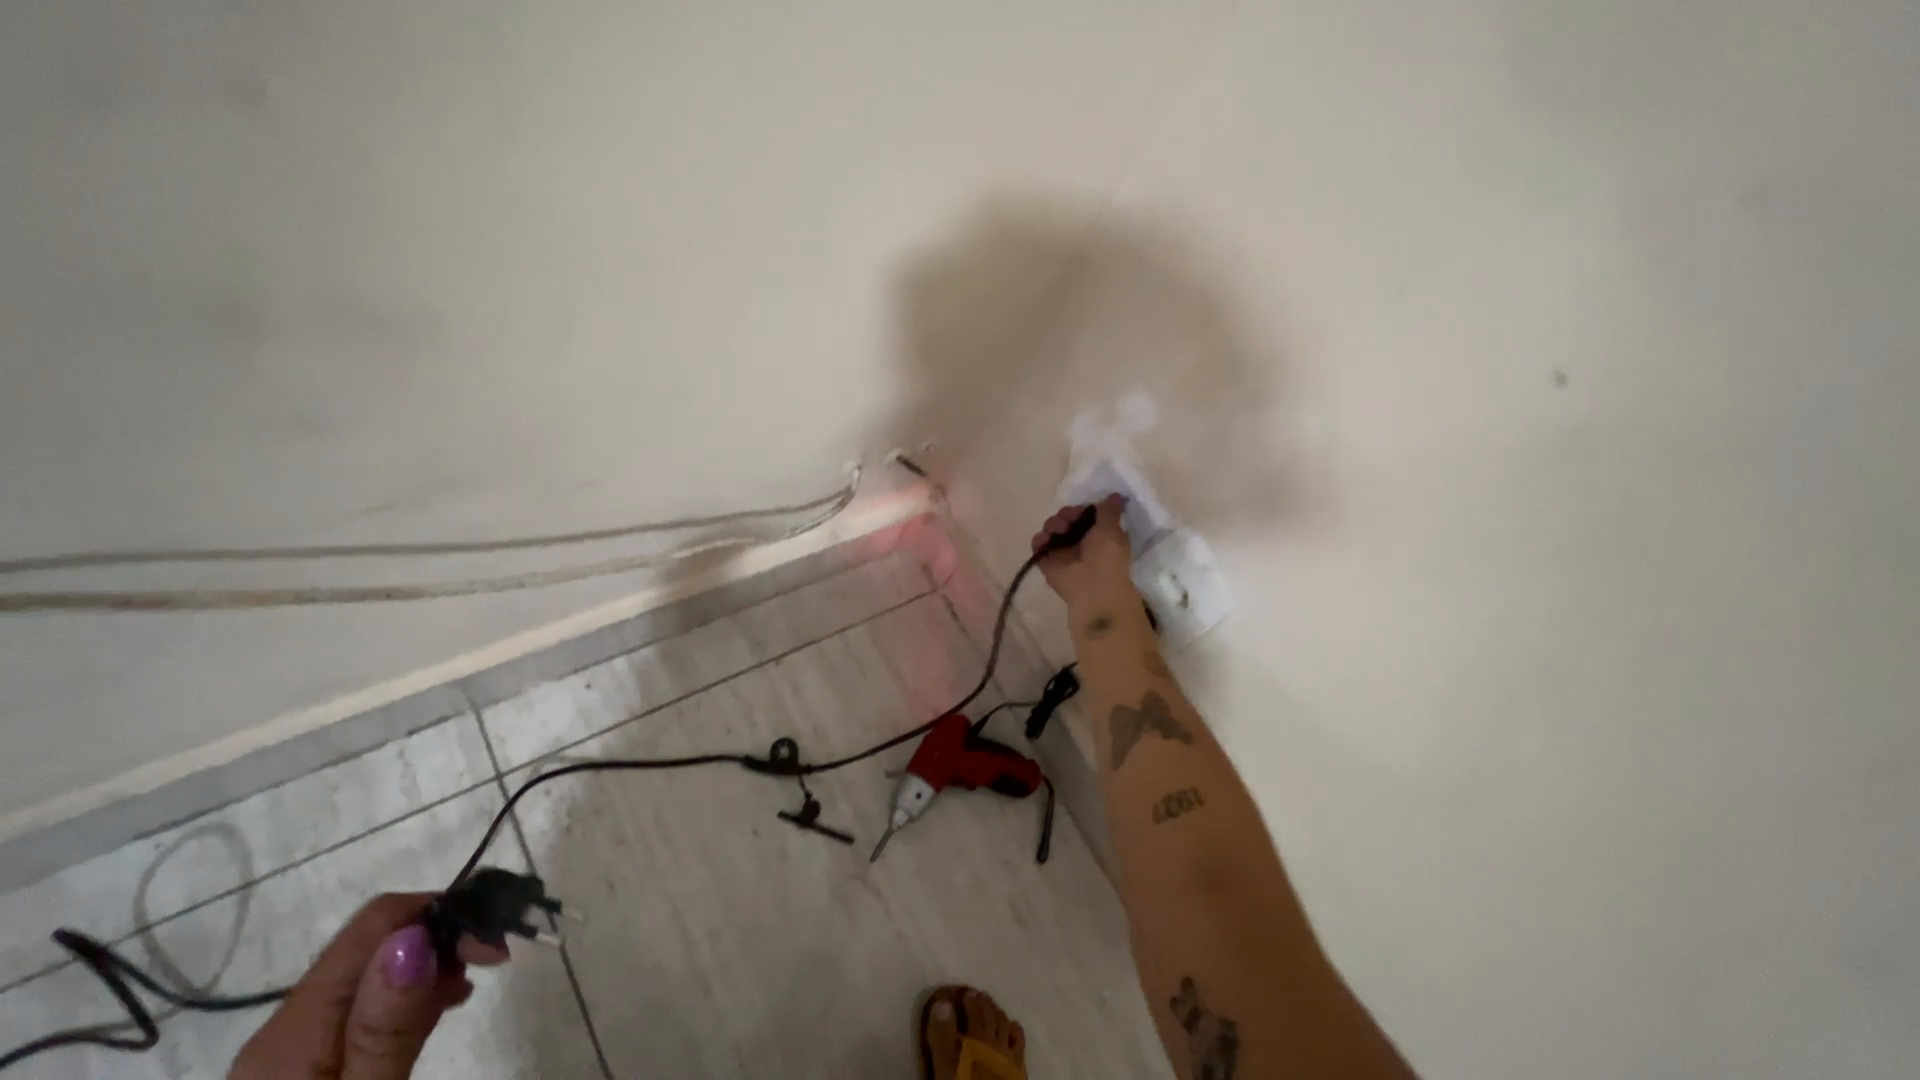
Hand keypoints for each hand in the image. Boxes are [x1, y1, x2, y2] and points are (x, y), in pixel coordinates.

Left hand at [230, 894, 507, 1079]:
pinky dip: (406, 991)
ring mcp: (290, 1051)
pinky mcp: (301, 1070)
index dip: (443, 913)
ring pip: (367, 972)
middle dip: (441, 934)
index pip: (374, 925)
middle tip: (499, 962)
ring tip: (475, 982)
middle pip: (370, 943)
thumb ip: (384, 1028)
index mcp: (296, 1028)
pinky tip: (436, 1009)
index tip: (497, 945)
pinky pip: (359, 1006)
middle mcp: (286, 1026)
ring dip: (429, 960)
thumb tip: (414, 935)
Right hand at [1031, 495, 1135, 611]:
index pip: (1084, 514)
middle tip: (1067, 521)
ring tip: (1058, 531)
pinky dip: (1039, 540)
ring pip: (1052, 528)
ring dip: (1053, 524)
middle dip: (1065, 514)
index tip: (1081, 509)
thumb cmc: (1107, 557)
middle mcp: (1080, 541)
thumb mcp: (1112, 528)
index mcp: (1099, 535)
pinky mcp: (1047, 561)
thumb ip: (1109, 510)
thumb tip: (1116, 495)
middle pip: (1066, 519)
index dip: (1081, 508)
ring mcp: (1062, 552)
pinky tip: (1045, 540)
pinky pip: (1038, 544)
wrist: (1092, 588)